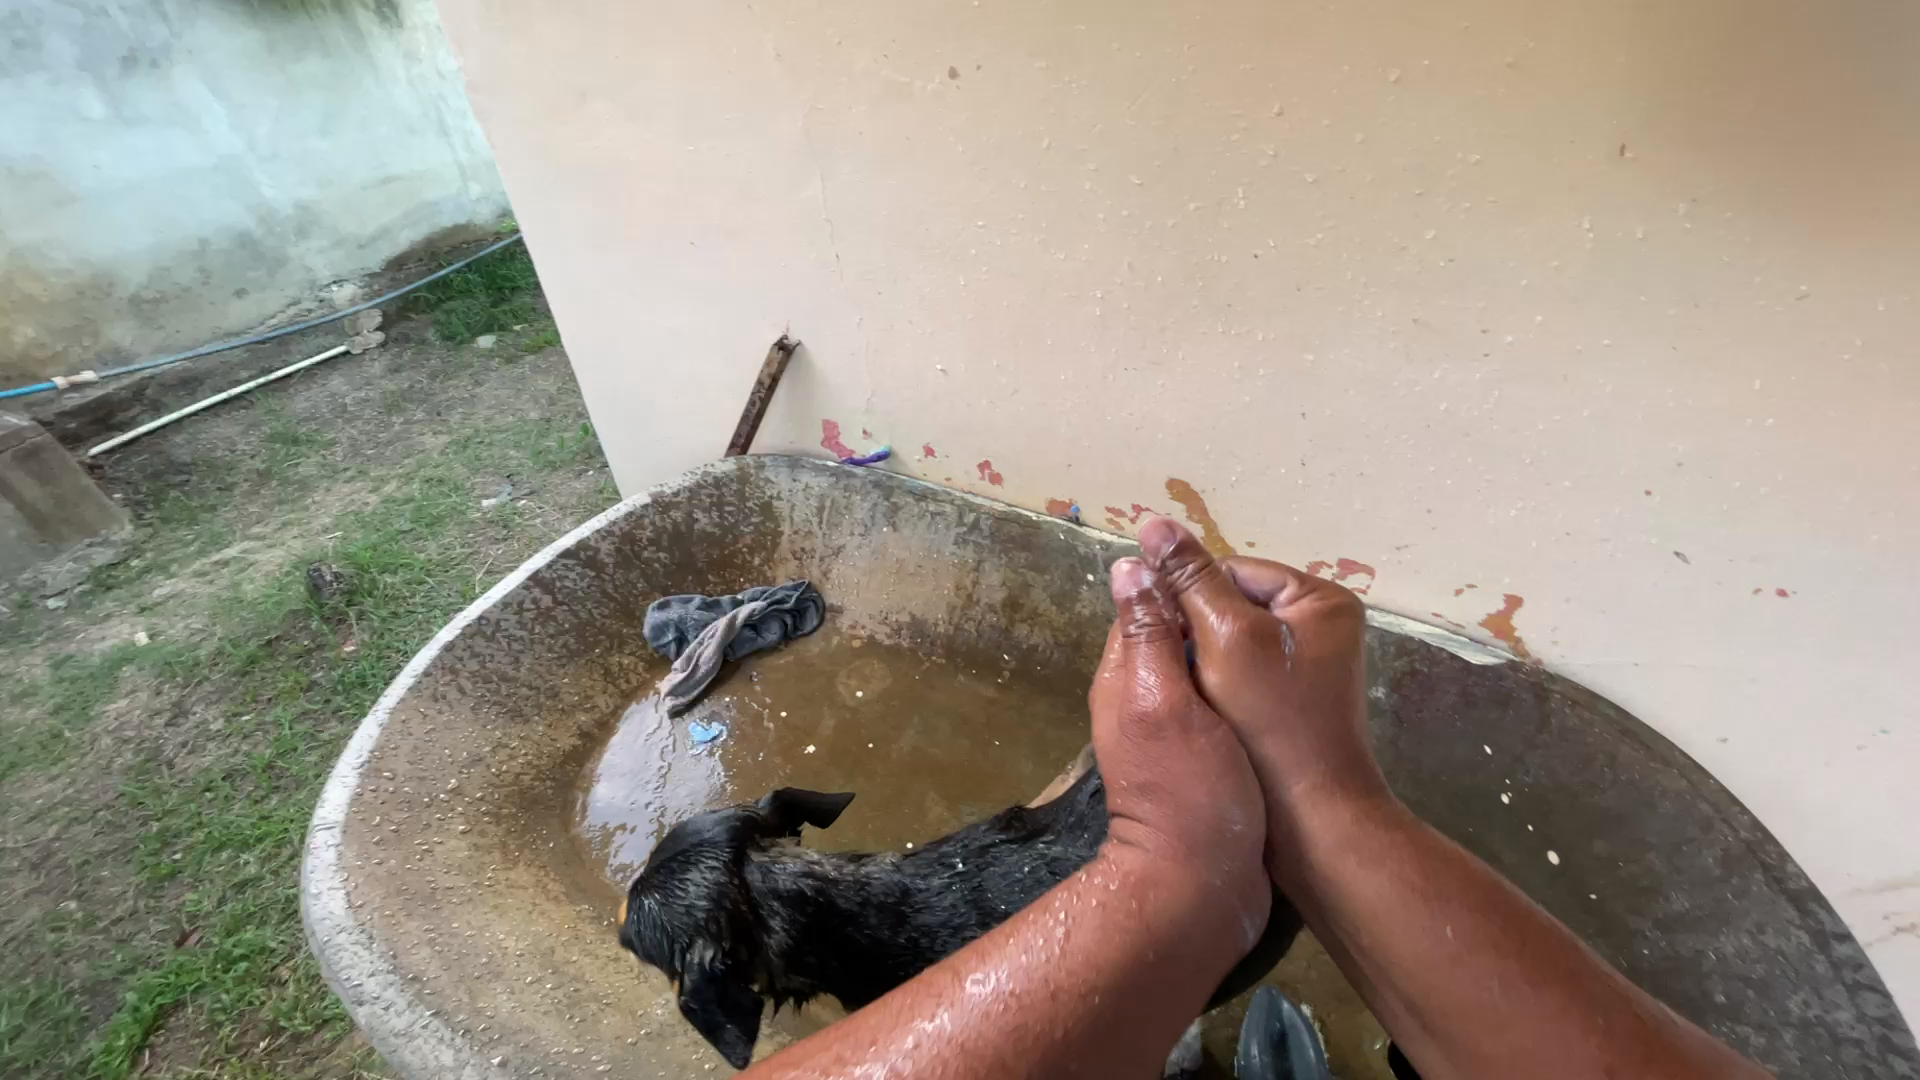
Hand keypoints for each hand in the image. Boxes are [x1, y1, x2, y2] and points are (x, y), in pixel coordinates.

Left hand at [1089, 557, 1270, 952]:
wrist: (1199, 884)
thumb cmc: (1185, 786)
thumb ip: (1147, 633)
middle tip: (1267, 611)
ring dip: (1228, 653)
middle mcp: (1138, 695)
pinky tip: (1272, 688)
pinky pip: (1216, 704)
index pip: (1145, 606)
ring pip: (1197, 670)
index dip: (1183, 586)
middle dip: (1211, 619)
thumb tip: (1127, 564)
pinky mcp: (1198, 756)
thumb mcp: (1163, 698)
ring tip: (1277, 642)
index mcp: (1123, 674)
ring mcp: (1167, 729)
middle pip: (1172, 635)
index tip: (1234, 579)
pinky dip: (1238, 689)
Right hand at [1135, 517, 1391, 864]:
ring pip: (1224, 639)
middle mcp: (1316, 623)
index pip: (1228, 571)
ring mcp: (1302, 661)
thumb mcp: (1226, 637)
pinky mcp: (1287, 695)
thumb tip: (1152, 522)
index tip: (1171, 639)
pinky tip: (1201, 705)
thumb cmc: (1272, 722)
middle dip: (1194, 631)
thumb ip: (1189, 579)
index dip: (1188, 599)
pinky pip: (1234, 669)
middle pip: (1225, 603)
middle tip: (1177, 667)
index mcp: (1318, 598)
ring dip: (1198, 658)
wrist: (1309, 820)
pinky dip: (1212, 682)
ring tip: (1188, 688)